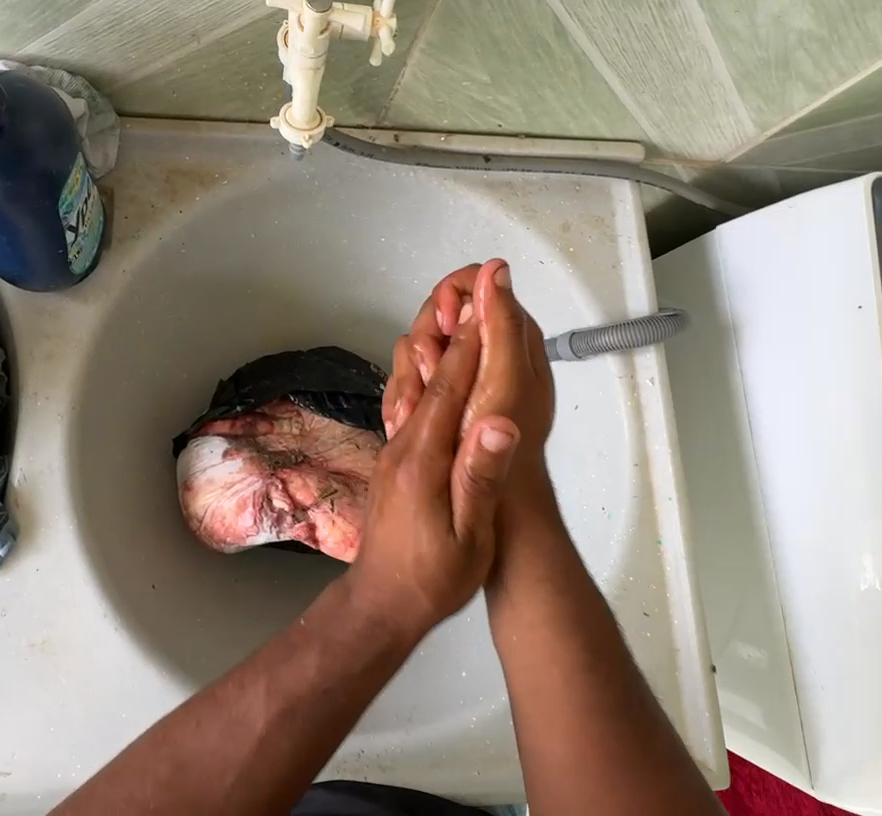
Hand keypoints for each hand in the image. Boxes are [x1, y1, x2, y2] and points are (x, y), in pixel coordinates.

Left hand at [345, 307, 518, 639]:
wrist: (381, 601)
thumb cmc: (433, 577)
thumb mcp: (468, 536)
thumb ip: (480, 477)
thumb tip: (500, 421)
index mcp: (426, 455)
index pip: (454, 383)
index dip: (474, 336)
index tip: (488, 293)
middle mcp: (405, 440)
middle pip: (429, 370)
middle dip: (453, 323)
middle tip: (471, 280)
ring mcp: (395, 446)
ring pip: (414, 381)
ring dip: (436, 341)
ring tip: (454, 305)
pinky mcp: (395, 456)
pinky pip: (410, 400)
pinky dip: (426, 371)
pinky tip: (432, 364)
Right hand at [385, 260, 555, 501]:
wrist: (489, 509)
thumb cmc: (501, 448)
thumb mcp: (507, 381)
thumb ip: (503, 324)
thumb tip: (497, 269)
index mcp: (511, 338)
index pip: (476, 283)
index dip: (453, 295)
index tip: (448, 325)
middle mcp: (486, 351)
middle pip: (440, 314)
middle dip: (426, 344)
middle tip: (426, 378)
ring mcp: (461, 376)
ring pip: (419, 348)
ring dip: (410, 376)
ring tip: (413, 411)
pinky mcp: (441, 399)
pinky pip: (409, 380)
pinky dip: (403, 397)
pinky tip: (404, 421)